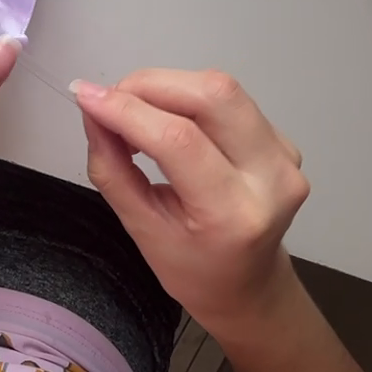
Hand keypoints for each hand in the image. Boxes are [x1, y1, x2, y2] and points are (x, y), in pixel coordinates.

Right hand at [73, 69, 308, 330]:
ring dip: (165, 88)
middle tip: (110, 101)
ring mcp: (285, 155)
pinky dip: (185, 99)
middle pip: (211, 96)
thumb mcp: (138, 228)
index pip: (178, 141)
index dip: (126, 110)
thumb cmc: (189, 267)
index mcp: (232, 214)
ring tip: (134, 115)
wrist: (249, 286)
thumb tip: (92, 110)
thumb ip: (111, 167)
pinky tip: (166, 123)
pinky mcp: (286, 140)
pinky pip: (229, 100)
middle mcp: (271, 178)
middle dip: (149, 85)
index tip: (84, 96)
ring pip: (221, 89)